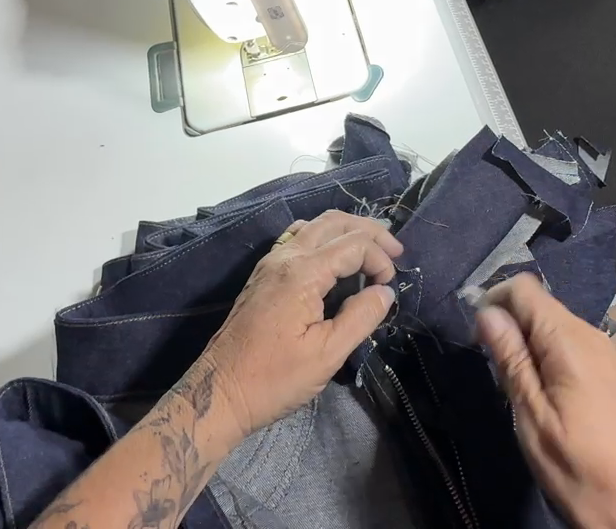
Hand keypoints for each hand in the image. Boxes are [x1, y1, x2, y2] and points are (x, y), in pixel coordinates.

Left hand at [198, 211, 402, 435]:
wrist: (220, 392)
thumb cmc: (273, 379)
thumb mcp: (326, 355)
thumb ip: (360, 318)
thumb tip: (385, 292)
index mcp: (302, 272)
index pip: (353, 245)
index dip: (380, 259)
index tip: (391, 287)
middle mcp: (285, 256)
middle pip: (335, 222)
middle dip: (369, 232)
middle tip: (396, 251)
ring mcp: (271, 261)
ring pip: (315, 225)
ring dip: (346, 230)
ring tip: (372, 250)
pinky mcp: (264, 273)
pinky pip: (298, 237)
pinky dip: (323, 237)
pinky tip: (334, 257)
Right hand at [476, 274, 615, 528]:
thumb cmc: (584, 471)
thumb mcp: (535, 419)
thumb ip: (511, 360)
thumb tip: (487, 312)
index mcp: (570, 340)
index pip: (523, 287)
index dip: (494, 302)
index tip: (481, 341)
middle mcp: (594, 336)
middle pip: (541, 306)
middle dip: (512, 328)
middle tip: (500, 375)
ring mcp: (611, 357)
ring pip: (558, 328)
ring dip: (532, 347)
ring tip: (524, 393)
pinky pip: (577, 349)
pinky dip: (555, 361)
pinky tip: (555, 402)